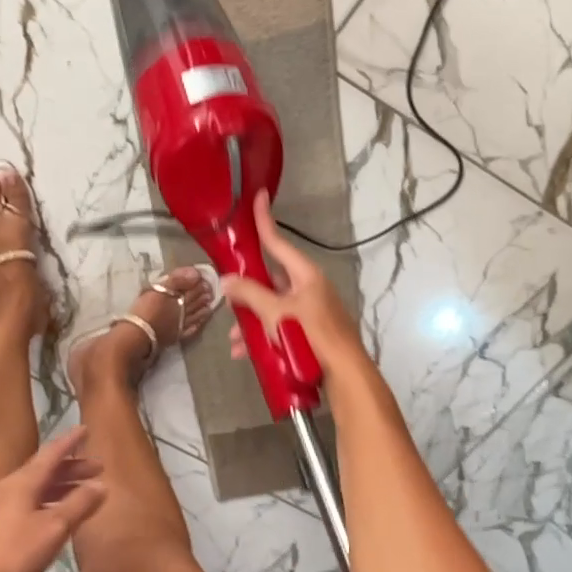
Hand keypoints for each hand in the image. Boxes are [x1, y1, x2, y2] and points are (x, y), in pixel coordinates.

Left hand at [0, 427, 107, 571]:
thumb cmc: (10, 552)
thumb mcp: (52, 529)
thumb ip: (78, 506)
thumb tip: (101, 484)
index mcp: (24, 481)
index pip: (52, 453)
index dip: (70, 442)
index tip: (86, 429)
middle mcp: (9, 487)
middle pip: (44, 470)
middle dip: (70, 468)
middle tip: (96, 468)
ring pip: (34, 488)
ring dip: (58, 487)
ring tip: (80, 492)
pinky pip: (25, 504)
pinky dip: (45, 503)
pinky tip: (51, 518)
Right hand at [222, 190, 364, 363]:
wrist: (344, 375)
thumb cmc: (310, 337)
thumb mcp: (274, 313)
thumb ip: (249, 295)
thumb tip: (227, 280)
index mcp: (305, 275)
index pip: (278, 242)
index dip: (265, 220)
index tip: (258, 196)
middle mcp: (309, 288)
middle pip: (270, 280)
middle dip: (247, 294)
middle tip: (228, 300)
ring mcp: (311, 311)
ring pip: (272, 307)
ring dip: (251, 321)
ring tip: (236, 339)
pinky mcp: (310, 332)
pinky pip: (279, 326)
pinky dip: (263, 336)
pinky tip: (246, 353)